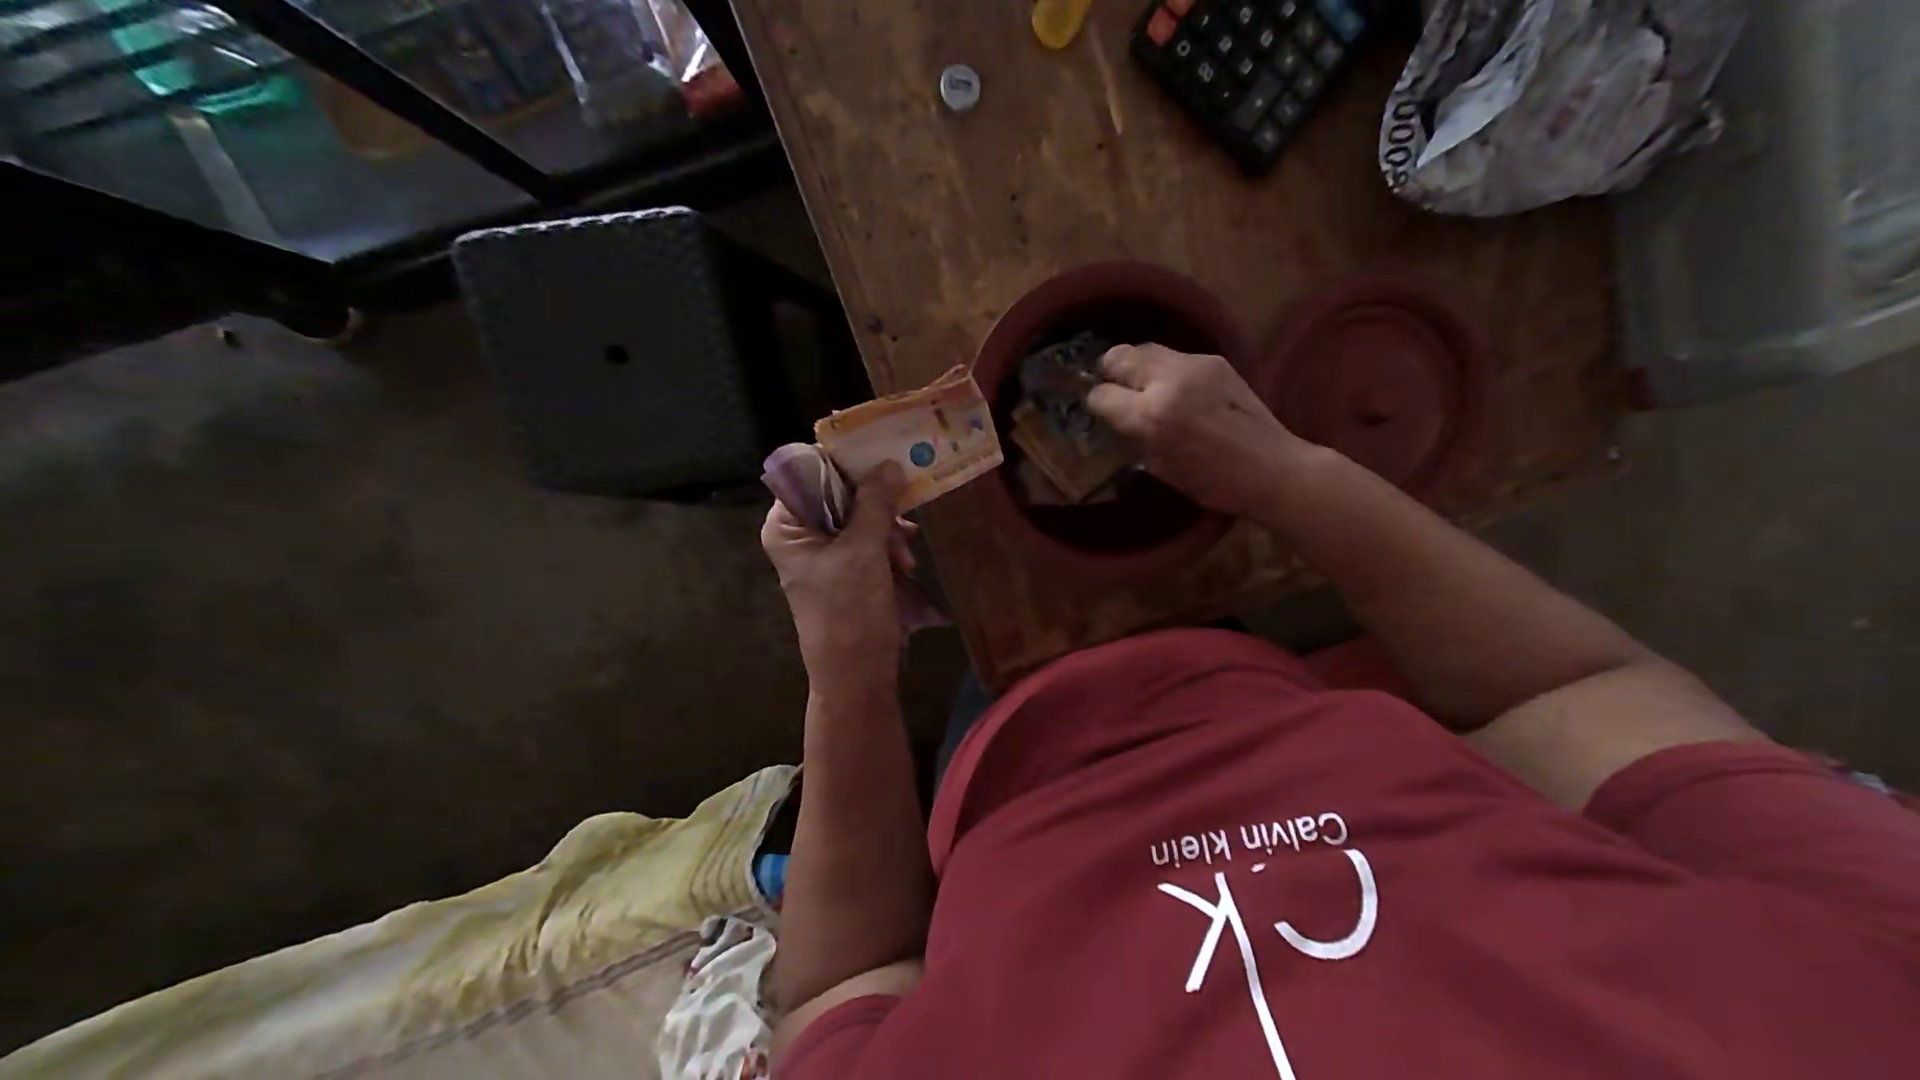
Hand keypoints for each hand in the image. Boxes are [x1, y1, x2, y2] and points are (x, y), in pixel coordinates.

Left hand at [762, 462, 917, 686]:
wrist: (858, 675)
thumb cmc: (849, 613)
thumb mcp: (863, 552)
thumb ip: (875, 504)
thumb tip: (890, 463)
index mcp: (786, 527)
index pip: (810, 474)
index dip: (844, 464)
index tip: (881, 456)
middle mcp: (801, 534)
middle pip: (840, 493)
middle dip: (875, 503)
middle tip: (902, 513)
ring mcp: (825, 551)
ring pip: (861, 515)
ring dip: (888, 528)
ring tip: (906, 554)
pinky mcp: (849, 567)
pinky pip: (870, 538)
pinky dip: (890, 545)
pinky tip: (906, 560)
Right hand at [1087, 344, 1305, 519]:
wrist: (1273, 468)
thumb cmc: (1212, 482)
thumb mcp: (1159, 467)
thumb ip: (1132, 437)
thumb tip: (1113, 419)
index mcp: (1151, 416)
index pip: (1101, 395)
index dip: (1097, 405)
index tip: (1102, 414)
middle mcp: (1168, 381)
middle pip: (1118, 357)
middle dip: (1111, 374)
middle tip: (1117, 392)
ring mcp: (1194, 365)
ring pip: (1145, 349)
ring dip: (1136, 367)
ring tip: (1144, 388)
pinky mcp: (1214, 360)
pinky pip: (1174, 356)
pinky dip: (1165, 370)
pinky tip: (1176, 390)